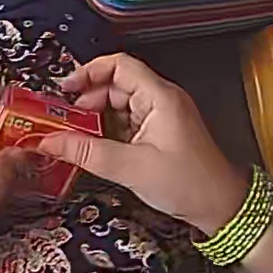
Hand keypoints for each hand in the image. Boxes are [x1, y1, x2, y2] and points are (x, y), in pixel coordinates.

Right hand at [38, 54, 249, 233]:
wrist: (223, 207)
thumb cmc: (188, 183)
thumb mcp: (130, 168)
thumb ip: (87, 153)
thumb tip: (49, 142)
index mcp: (159, 96)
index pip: (119, 65)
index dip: (89, 72)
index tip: (65, 89)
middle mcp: (161, 98)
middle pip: (116, 84)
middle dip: (87, 99)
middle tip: (63, 120)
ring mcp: (161, 114)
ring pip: (120, 103)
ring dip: (97, 116)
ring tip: (75, 135)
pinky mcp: (160, 130)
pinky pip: (128, 119)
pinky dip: (109, 129)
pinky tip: (95, 146)